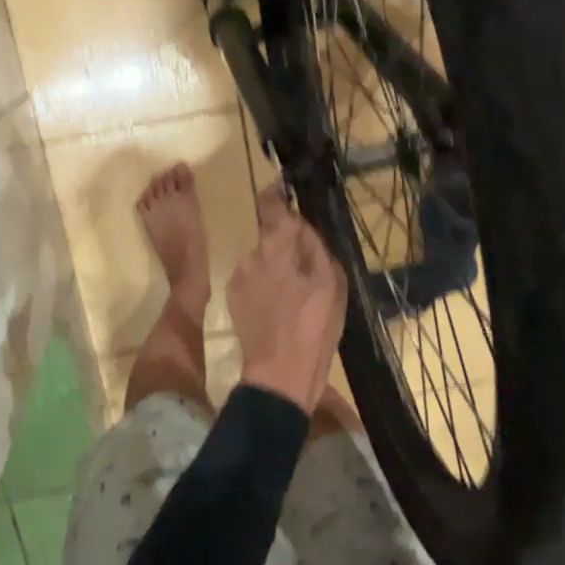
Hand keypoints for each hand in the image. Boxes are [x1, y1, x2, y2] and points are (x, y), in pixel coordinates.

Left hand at [227, 187, 347, 414]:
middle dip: (283, 245)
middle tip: (304, 267)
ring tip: (292, 294)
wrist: (280, 371)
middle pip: (268, 237)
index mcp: (277, 246)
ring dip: (273, 268)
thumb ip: (314, 246)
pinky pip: (251, 280)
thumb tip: (302, 223)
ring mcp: (239, 277)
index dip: (277, 197)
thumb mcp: (332, 282)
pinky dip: (263, 286)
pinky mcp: (233, 298)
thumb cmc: (314, 325)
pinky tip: (276, 307)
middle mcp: (252, 254)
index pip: (271, 205)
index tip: (285, 194)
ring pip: (260, 260)